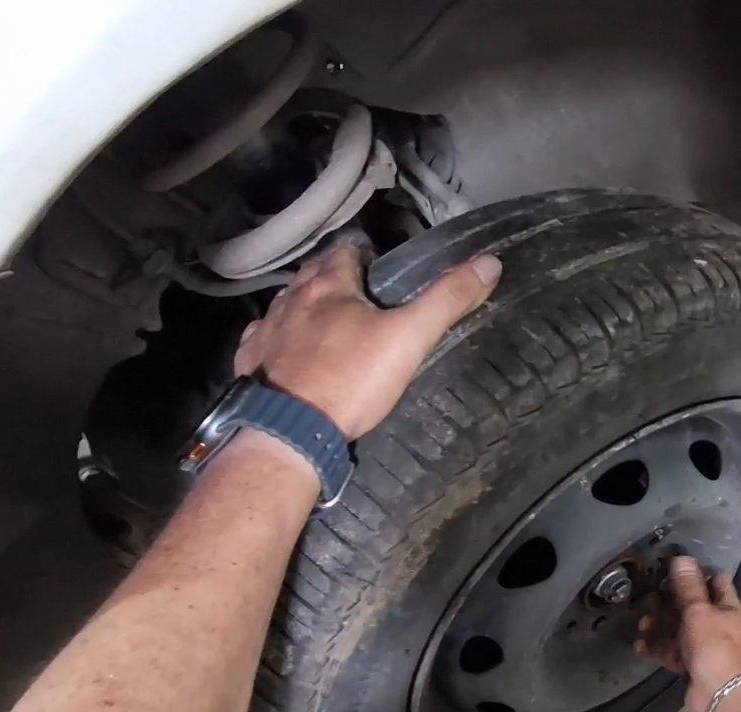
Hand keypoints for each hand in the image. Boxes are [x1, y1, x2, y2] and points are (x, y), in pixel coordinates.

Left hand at [233, 246, 501, 438]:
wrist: (291, 429)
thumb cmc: (352, 379)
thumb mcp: (409, 338)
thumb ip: (446, 300)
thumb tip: (488, 263)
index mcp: (328, 286)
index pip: (346, 253)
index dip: (365, 256)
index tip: (381, 269)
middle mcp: (291, 299)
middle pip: (314, 276)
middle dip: (335, 280)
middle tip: (360, 298)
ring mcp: (267, 330)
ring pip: (288, 306)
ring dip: (307, 309)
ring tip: (330, 325)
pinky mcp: (251, 362)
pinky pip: (267, 339)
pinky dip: (281, 340)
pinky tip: (292, 353)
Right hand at [637, 556, 740, 711]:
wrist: (719, 695)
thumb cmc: (714, 648)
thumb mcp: (699, 612)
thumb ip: (688, 587)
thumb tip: (682, 557)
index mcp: (726, 606)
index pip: (715, 580)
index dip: (696, 572)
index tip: (671, 567)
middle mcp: (716, 622)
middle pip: (689, 605)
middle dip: (667, 602)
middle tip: (648, 599)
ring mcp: (702, 644)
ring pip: (677, 628)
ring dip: (658, 625)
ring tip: (642, 625)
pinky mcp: (690, 662)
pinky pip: (671, 650)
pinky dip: (657, 647)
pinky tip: (640, 646)